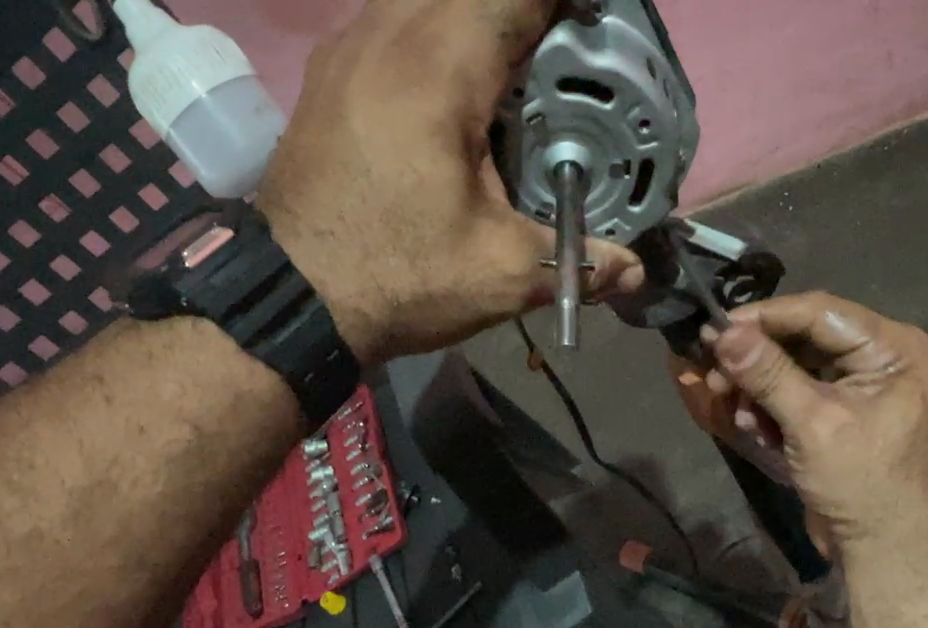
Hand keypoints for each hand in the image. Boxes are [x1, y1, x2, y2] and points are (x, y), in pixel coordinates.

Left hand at [258, 0, 641, 365]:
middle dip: (522, 13)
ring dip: (474, 23)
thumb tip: (634, 273)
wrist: (293, 299)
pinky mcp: (329, 77)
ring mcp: (348, 50)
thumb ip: (577, 259)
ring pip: (425, 0)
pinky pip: (393, 25)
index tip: (593, 23)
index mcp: (437, 68)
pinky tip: (458, 96)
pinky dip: (436, 40)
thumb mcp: (502, 273)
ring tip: (514, 76)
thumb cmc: (400, 278)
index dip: (562, 1)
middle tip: (560, 59)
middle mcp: (385, 35)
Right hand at [705, 293, 927, 552]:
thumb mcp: (812, 425)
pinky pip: (797, 394)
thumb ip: (768, 374)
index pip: (817, 312)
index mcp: (890, 348)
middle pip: (802, 338)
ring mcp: (859, 386)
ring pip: (793, 367)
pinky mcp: (839, 413)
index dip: (763, 318)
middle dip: (756, 360)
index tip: (713, 330)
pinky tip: (756, 431)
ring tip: (737, 414)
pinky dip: (771, 409)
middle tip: (713, 377)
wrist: (884, 549)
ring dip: (758, 389)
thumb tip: (722, 332)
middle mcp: (878, 356)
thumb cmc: (861, 484)